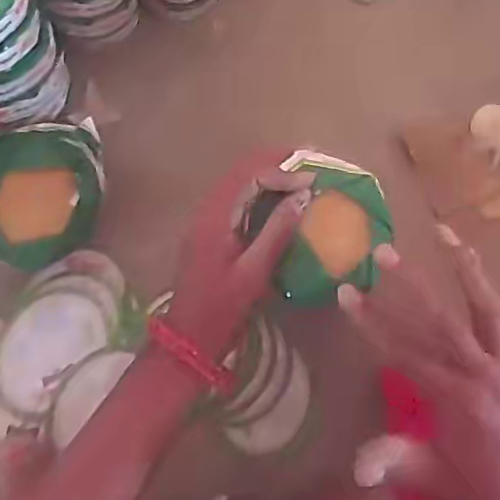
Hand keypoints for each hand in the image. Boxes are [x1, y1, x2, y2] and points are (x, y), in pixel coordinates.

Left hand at [164, 148, 311, 355]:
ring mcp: (207, 217)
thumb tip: (302, 196)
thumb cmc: (221, 309)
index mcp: (216, 215)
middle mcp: (208, 208)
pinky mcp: (211, 229)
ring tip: (301, 173)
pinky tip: (281, 197)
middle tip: (310, 159)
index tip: (313, 179)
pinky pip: (238, 196)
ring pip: (240, 181)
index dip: (284, 172)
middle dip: (277, 161)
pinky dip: (261, 189)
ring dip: (269, 172)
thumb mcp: (254, 273)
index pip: (252, 175)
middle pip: (244, 169)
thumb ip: (277, 232)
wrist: (186, 340)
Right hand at [339, 227, 499, 499]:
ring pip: (484, 304)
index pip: (406, 353)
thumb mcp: (438, 480)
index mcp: (459, 401)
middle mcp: (484, 372)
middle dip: (408, 284)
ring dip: (462, 266)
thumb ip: (398, 461)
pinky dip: (487, 285)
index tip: (346, 294)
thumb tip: (356, 464)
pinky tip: (473, 261)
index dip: (372, 324)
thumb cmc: (483, 493)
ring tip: (442, 231)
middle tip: (382, 251)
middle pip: (441, 319)